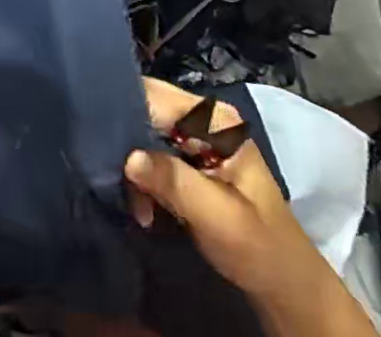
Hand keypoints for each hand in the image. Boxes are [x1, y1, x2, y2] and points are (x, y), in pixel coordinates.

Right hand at [123, 79, 323, 299]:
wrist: (283, 282)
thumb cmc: (258, 247)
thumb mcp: (219, 217)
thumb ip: (174, 182)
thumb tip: (129, 157)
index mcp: (215, 120)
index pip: (157, 97)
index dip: (125, 112)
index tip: (97, 140)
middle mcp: (202, 118)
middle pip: (146, 108)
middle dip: (123, 140)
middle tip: (108, 173)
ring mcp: (195, 137)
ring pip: (143, 132)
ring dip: (130, 164)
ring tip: (132, 202)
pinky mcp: (186, 159)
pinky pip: (149, 153)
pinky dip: (139, 177)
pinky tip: (141, 205)